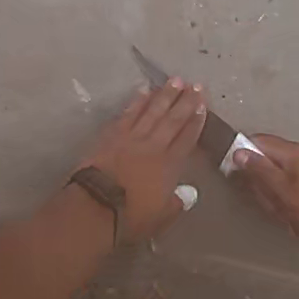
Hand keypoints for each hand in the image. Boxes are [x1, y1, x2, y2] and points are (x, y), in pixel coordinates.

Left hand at [77, 79, 206, 239]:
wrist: (96, 206)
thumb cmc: (131, 217)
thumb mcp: (161, 218)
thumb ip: (177, 203)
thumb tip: (190, 193)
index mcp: (169, 165)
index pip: (187, 138)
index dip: (196, 122)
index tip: (203, 105)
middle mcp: (154, 146)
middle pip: (173, 120)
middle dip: (186, 101)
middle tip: (196, 85)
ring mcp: (132, 137)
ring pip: (152, 111)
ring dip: (165, 95)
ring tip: (175, 80)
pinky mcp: (112, 134)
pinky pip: (128, 113)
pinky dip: (137, 101)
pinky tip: (144, 90)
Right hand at [230, 134, 298, 249]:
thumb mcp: (285, 194)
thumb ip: (260, 172)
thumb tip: (238, 150)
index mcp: (291, 151)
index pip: (257, 140)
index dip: (241, 153)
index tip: (232, 174)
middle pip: (267, 157)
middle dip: (260, 181)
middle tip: (266, 203)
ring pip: (278, 174)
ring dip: (273, 194)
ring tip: (282, 214)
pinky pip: (290, 184)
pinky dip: (285, 199)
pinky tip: (292, 216)